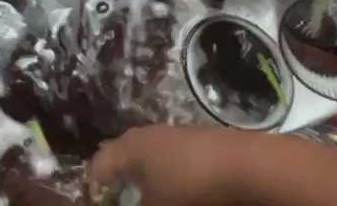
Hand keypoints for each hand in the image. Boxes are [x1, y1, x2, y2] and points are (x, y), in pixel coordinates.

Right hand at [88, 125, 262, 205]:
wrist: (241, 165)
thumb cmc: (189, 187)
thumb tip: (134, 205)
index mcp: (128, 148)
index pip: (99, 164)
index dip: (95, 188)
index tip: (99, 204)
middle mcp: (144, 136)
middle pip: (122, 158)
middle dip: (118, 182)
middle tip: (119, 201)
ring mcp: (170, 136)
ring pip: (146, 160)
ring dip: (142, 182)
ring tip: (148, 200)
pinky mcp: (193, 143)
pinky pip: (168, 162)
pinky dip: (164, 179)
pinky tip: (177, 194)